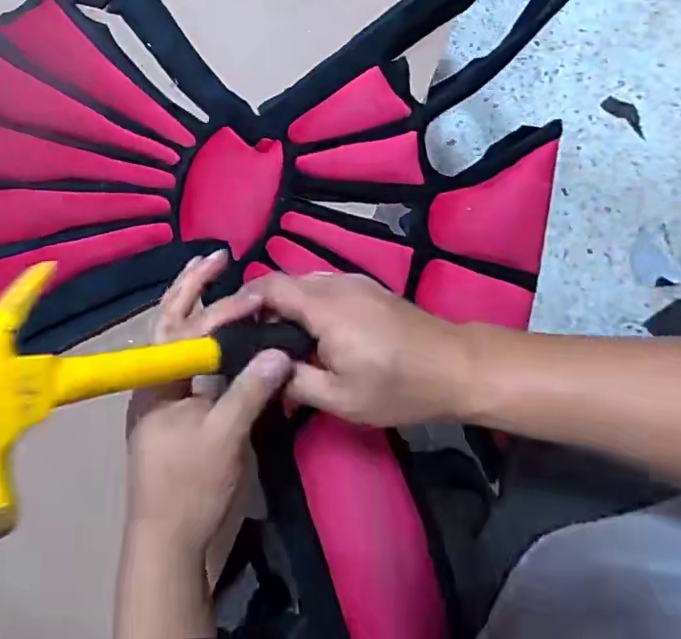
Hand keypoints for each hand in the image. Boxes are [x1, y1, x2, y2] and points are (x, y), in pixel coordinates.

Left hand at [124, 251, 292, 554]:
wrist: (166, 541)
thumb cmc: (187, 489)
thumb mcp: (222, 441)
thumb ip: (248, 393)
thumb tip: (280, 351)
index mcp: (156, 379)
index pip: (190, 331)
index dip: (223, 312)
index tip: (253, 295)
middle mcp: (153, 375)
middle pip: (170, 319)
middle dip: (192, 285)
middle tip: (217, 255)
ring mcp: (161, 389)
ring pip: (176, 334)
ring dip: (193, 302)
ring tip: (212, 272)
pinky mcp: (174, 403)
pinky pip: (187, 354)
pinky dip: (202, 331)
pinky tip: (218, 323)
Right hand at [245, 271, 470, 426]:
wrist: (458, 366)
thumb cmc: (399, 386)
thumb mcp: (342, 398)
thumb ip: (294, 382)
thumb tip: (262, 372)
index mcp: (323, 306)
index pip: (267, 287)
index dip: (240, 302)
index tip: (222, 325)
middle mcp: (333, 283)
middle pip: (282, 284)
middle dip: (259, 309)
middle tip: (246, 343)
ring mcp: (352, 282)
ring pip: (302, 286)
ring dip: (284, 308)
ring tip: (276, 345)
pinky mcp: (366, 288)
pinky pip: (322, 290)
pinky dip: (306, 307)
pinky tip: (311, 338)